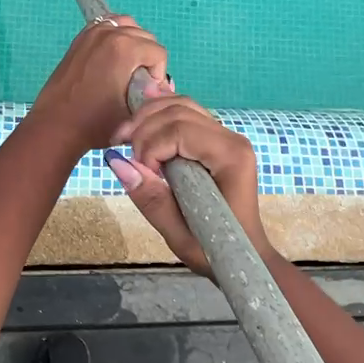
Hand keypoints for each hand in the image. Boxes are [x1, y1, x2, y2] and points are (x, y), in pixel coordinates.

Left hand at [27, 15, 168, 154]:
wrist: (57, 125)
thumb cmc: (96, 122)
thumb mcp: (133, 111)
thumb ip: (152, 95)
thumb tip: (161, 87)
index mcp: (125, 48)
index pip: (158, 52)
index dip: (159, 74)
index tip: (150, 92)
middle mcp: (109, 33)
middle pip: (145, 36)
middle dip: (148, 58)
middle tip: (141, 82)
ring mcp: (92, 33)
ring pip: (126, 26)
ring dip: (134, 43)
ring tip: (129, 67)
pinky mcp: (80, 39)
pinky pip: (106, 26)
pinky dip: (115, 36)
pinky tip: (113, 58)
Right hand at [104, 96, 267, 276]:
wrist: (246, 256)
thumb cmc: (218, 252)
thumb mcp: (180, 237)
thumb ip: (151, 199)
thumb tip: (118, 162)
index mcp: (230, 159)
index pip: (180, 131)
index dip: (150, 146)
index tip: (141, 174)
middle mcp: (232, 139)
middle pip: (178, 112)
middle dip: (144, 128)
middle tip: (121, 150)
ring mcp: (226, 137)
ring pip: (181, 106)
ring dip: (148, 117)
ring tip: (124, 136)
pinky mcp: (216, 140)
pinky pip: (186, 114)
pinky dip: (160, 114)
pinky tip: (140, 116)